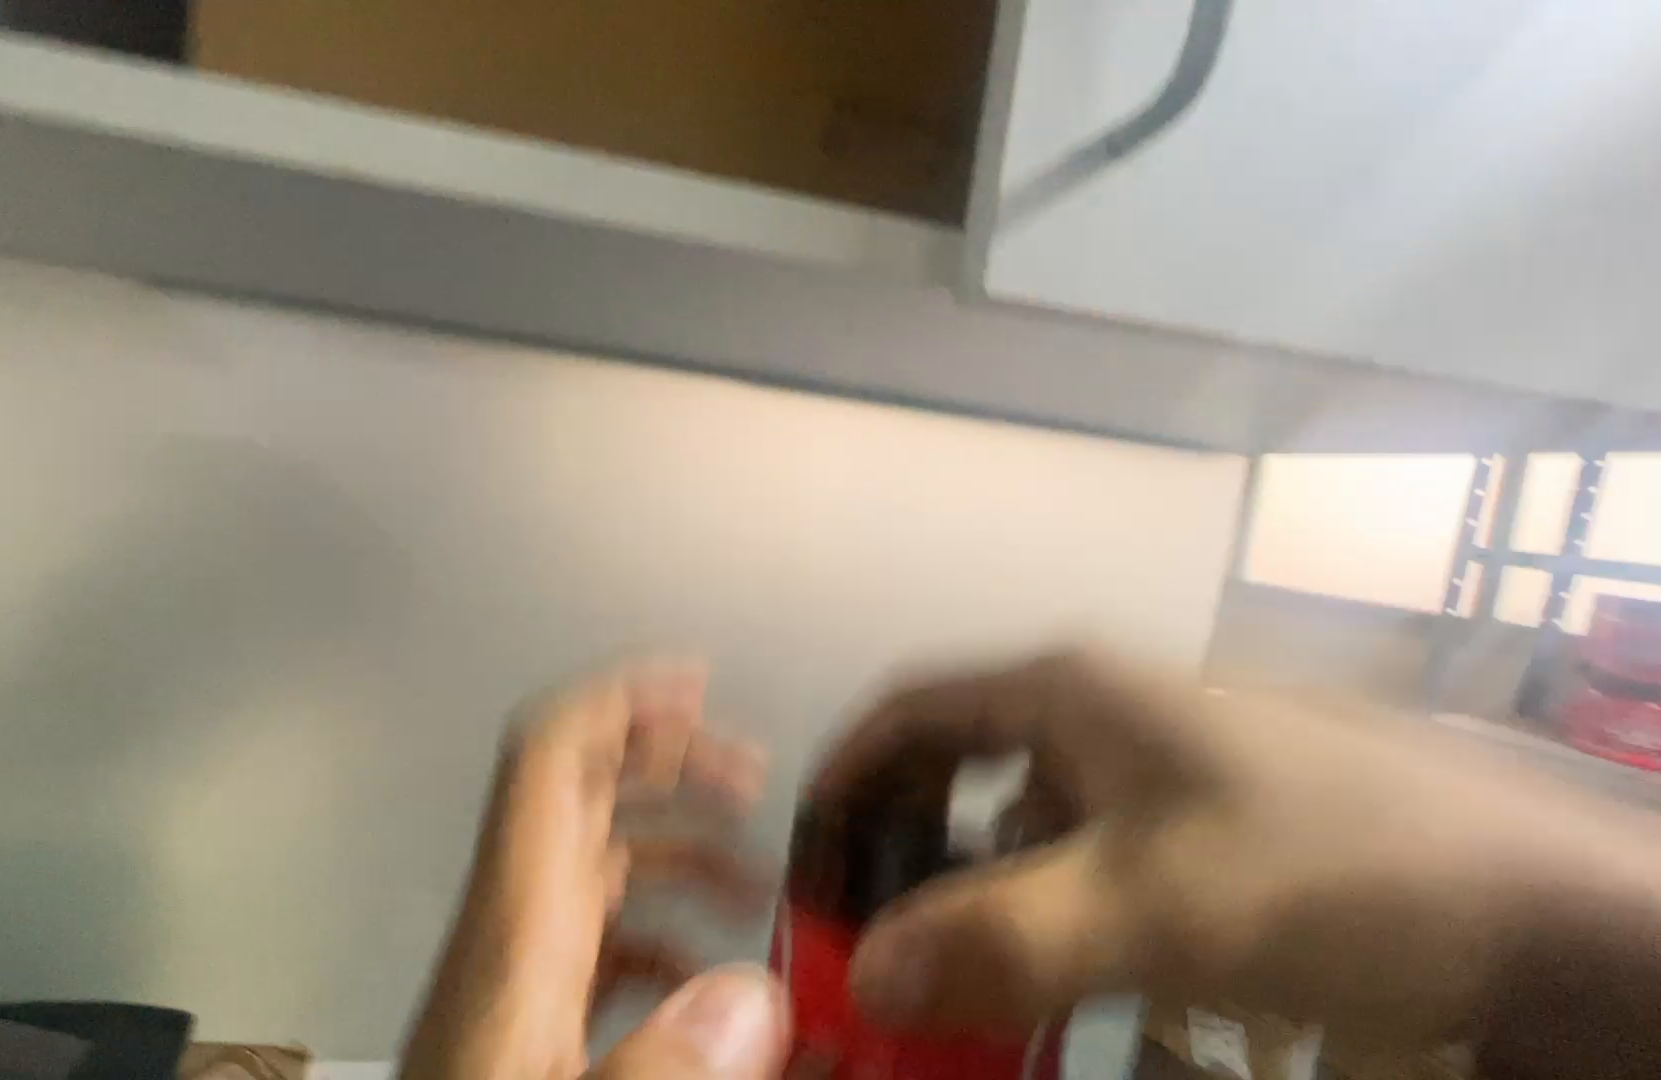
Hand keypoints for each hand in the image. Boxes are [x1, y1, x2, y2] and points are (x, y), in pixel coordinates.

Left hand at [401, 662, 790, 1079]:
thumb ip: (654, 1063)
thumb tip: (749, 994)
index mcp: (517, 920)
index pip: (551, 756)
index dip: (618, 698)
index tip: (690, 680)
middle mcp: (518, 919)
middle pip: (589, 787)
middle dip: (672, 758)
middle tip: (749, 768)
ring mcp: (525, 959)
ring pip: (607, 853)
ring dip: (683, 840)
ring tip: (757, 872)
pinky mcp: (537, 1001)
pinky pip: (609, 926)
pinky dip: (669, 921)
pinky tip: (710, 971)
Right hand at [814, 648, 1660, 1074]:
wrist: (1548, 905)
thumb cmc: (1324, 870)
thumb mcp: (1152, 910)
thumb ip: (1000, 941)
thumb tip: (866, 975)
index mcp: (1059, 688)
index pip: (908, 708)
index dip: (847, 770)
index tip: (811, 847)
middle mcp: (1086, 703)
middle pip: (950, 750)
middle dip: (897, 827)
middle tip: (869, 908)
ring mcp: (1137, 752)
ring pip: (1010, 801)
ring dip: (966, 870)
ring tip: (949, 946)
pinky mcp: (1181, 802)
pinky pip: (1070, 837)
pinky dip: (1033, 888)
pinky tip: (1048, 948)